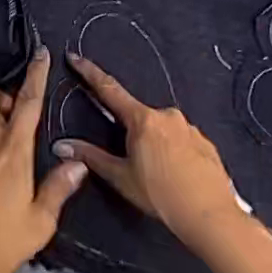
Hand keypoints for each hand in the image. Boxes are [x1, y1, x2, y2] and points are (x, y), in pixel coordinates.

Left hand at [0, 48, 87, 272]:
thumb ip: (60, 187)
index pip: (27, 102)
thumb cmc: (1, 242)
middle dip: (2, 91)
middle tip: (16, 113)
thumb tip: (78, 163)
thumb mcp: (41, 220)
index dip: (36, 74)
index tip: (40, 54)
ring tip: (3, 134)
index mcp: (12, 150)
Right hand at [55, 52, 248, 247]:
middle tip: (132, 161)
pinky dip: (173, 153)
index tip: (76, 58)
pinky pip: (181, 140)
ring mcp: (189, 127)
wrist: (209, 214)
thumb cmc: (161, 195)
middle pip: (139, 117)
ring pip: (161, 129)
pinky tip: (174, 175)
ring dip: (154, 145)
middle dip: (132, 134)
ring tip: (156, 176)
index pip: (109, 89)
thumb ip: (91, 157)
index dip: (89, 73)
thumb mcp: (121, 177)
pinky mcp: (205, 141)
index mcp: (143, 119)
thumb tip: (62, 145)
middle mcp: (167, 115)